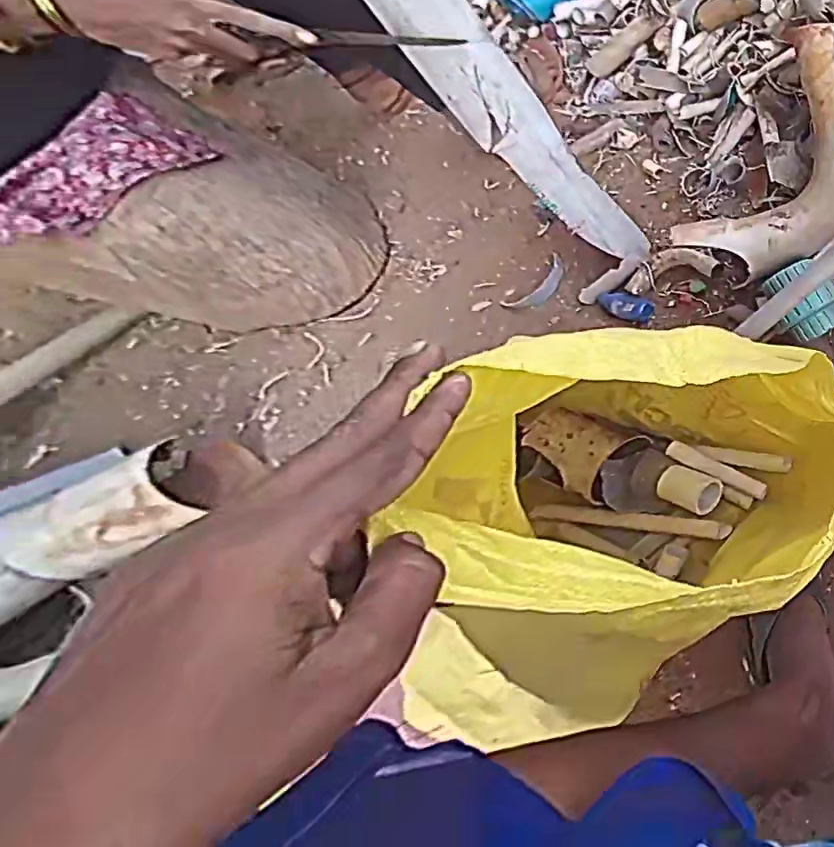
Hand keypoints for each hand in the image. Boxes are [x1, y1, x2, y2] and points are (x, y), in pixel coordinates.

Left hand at [0, 347, 469, 846]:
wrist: (53, 835)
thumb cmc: (213, 760)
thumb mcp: (346, 682)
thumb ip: (402, 594)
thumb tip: (408, 547)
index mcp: (264, 556)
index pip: (371, 468)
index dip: (424, 421)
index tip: (458, 380)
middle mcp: (215, 539)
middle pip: (324, 451)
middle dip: (383, 399)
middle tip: (424, 356)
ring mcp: (176, 558)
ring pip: (291, 489)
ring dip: (352, 475)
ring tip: (386, 499)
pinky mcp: (157, 582)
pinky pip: (257, 526)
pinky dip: (312, 525)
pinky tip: (325, 569)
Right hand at [33, 0, 316, 65]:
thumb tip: (228, 10)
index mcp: (195, 2)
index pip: (252, 19)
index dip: (284, 31)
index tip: (310, 39)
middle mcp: (194, 27)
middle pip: (248, 52)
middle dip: (260, 55)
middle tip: (266, 54)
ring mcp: (181, 46)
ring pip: (227, 62)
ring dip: (233, 60)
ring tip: (224, 51)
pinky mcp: (166, 58)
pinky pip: (198, 65)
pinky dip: (201, 61)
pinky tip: (189, 52)